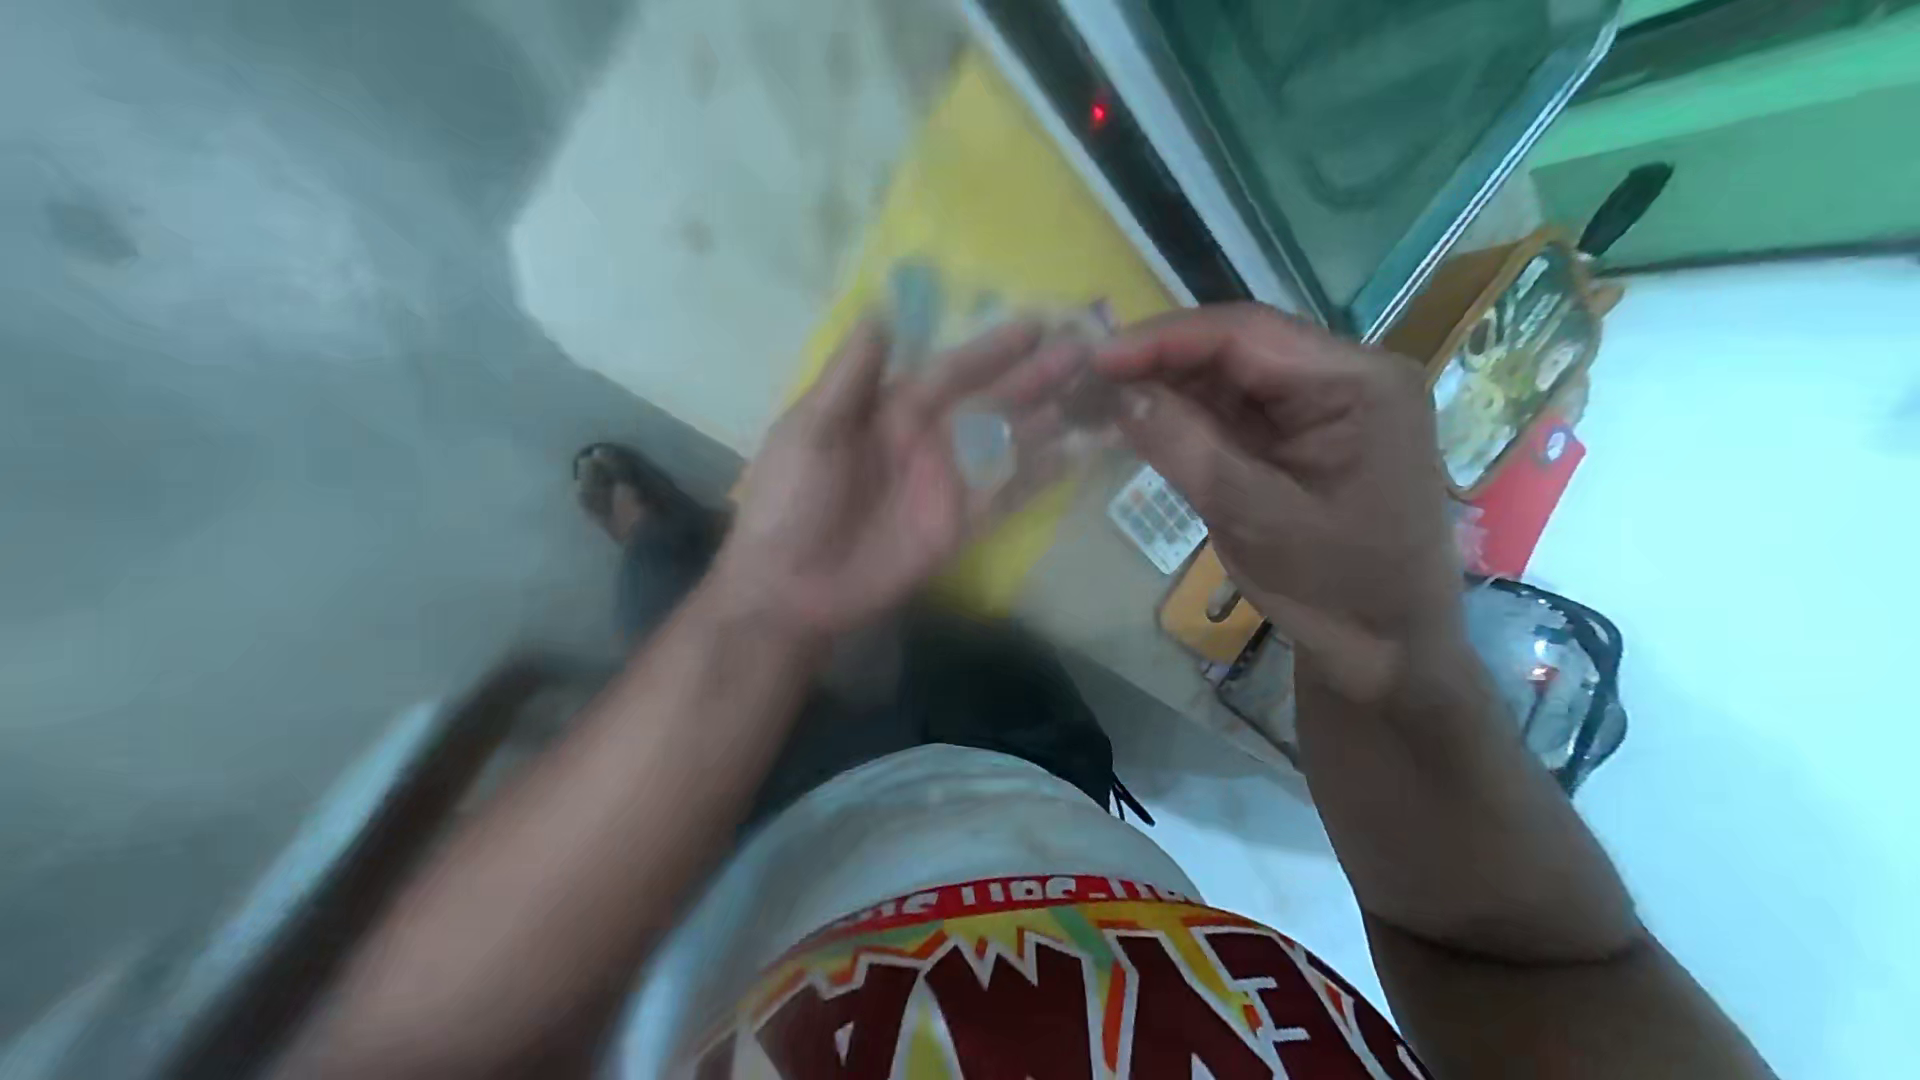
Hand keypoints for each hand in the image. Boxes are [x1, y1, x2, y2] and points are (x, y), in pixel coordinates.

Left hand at [714, 317, 1057, 637]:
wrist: (791, 586)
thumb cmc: (790, 501)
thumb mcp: (809, 430)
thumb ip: (850, 378)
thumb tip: (880, 313)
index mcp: (890, 411)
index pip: (951, 371)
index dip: (991, 349)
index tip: (1035, 325)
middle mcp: (928, 441)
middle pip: (990, 402)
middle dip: (1035, 377)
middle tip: (1084, 350)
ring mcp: (948, 484)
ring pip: (1007, 443)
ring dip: (1048, 420)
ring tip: (1095, 394)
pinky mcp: (960, 525)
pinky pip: (1007, 494)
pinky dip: (1041, 475)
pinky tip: (1077, 453)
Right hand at [1096, 303, 1464, 703]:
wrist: (1381, 644)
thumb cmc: (1336, 584)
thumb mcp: (1255, 516)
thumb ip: (1188, 448)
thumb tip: (1120, 394)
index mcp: (1358, 382)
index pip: (1247, 334)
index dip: (1164, 339)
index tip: (1098, 358)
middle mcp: (1343, 376)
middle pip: (1237, 347)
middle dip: (1160, 360)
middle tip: (1090, 378)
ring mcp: (1320, 404)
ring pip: (1228, 375)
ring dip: (1166, 384)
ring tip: (1104, 397)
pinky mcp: (1296, 434)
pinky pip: (1232, 409)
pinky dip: (1183, 413)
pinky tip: (1142, 418)